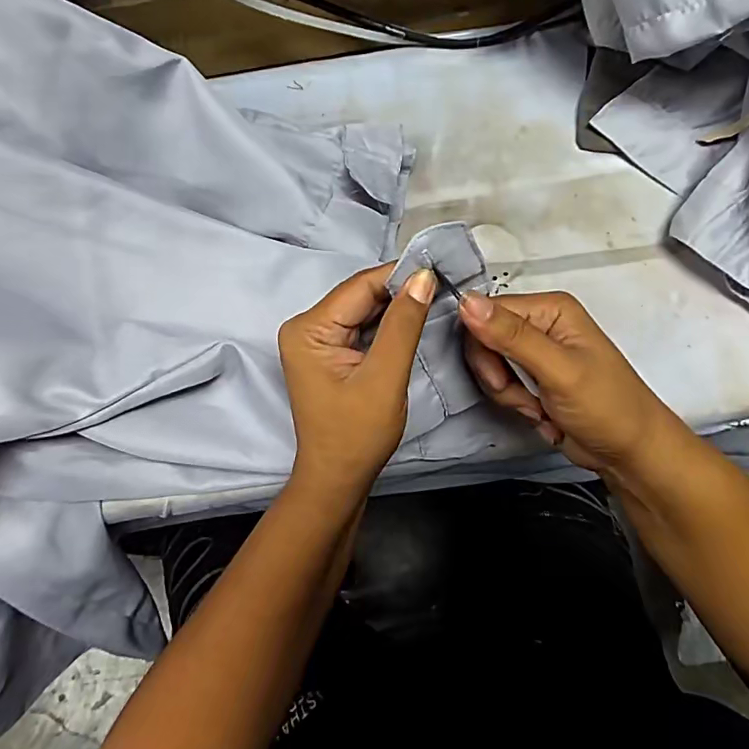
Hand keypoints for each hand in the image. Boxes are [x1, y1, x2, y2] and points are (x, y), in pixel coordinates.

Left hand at [278, 264, 436, 495]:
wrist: (338, 479)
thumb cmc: (357, 435)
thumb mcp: (385, 376)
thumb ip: (404, 324)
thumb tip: (422, 278)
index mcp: (308, 329)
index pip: (359, 287)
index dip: (399, 275)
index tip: (438, 268)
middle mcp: (305, 327)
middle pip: (360, 296)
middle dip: (399, 291)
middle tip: (442, 283)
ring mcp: (315, 340)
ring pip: (363, 310)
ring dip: (395, 307)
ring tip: (433, 298)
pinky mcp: (328, 353)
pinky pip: (361, 327)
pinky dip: (386, 325)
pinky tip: (412, 321)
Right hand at [457, 290, 688, 476]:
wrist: (631, 454)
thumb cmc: (611, 408)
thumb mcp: (558, 369)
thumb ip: (511, 335)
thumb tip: (468, 302)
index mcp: (550, 308)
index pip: (486, 313)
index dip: (483, 346)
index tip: (501, 377)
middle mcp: (542, 323)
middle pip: (484, 339)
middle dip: (498, 376)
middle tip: (523, 395)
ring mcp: (537, 351)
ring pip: (490, 365)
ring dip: (509, 394)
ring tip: (539, 407)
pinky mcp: (534, 376)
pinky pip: (502, 384)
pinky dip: (516, 403)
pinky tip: (543, 413)